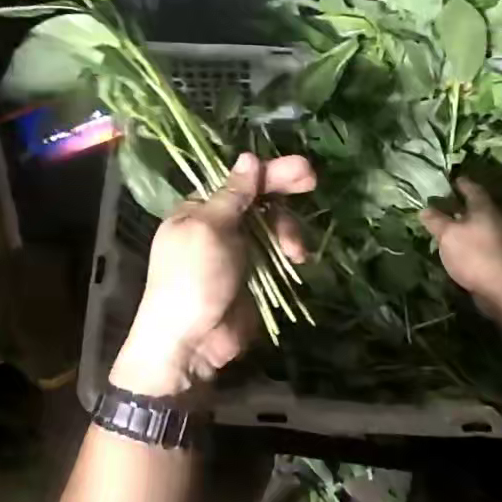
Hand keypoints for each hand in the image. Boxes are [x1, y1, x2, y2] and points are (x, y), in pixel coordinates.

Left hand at [107, 152, 314, 395]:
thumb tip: (248, 157)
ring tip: (296, 250)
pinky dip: (288, 251)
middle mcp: (218, 226)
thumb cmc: (192, 279)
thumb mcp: (210, 230)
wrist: (190, 343)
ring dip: (288, 229)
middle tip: (312, 180)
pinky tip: (297, 259)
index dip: (269, 172)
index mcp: (199, 210)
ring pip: (272, 226)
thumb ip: (232, 195)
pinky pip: (276, 253)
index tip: (301, 169)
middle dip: (284, 191)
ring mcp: (237, 252)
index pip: (238, 181)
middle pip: (258, 200)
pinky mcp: (253, 276)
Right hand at [418, 178, 501, 304]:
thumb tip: (425, 209)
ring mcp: (497, 240)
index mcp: (483, 208)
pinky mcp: (495, 258)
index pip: (472, 188)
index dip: (461, 183)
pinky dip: (464, 241)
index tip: (451, 180)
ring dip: (461, 225)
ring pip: (476, 226)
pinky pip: (477, 243)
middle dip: (459, 204)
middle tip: (440, 202)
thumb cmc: (474, 254)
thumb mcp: (448, 234)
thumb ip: (435, 220)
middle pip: (475, 207)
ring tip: (442, 226)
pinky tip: (452, 248)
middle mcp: (493, 220)